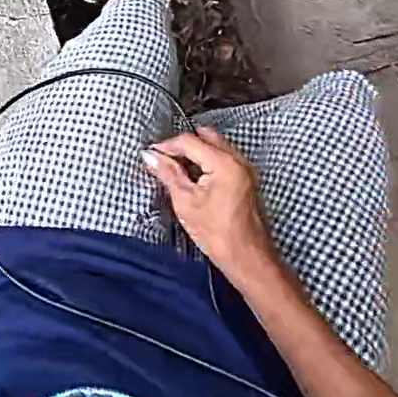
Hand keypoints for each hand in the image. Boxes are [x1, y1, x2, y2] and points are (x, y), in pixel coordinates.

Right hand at [141, 127, 276, 279]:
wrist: (248, 259)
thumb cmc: (216, 233)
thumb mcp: (185, 201)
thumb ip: (168, 173)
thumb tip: (149, 155)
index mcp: (223, 163)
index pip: (188, 141)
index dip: (166, 146)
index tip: (150, 155)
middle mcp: (238, 159)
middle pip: (205, 136)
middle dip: (182, 145)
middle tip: (164, 159)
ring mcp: (246, 168)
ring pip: (215, 145)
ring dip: (195, 152)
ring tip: (176, 169)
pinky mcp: (247, 179)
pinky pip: (224, 157)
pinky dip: (207, 160)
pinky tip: (194, 178)